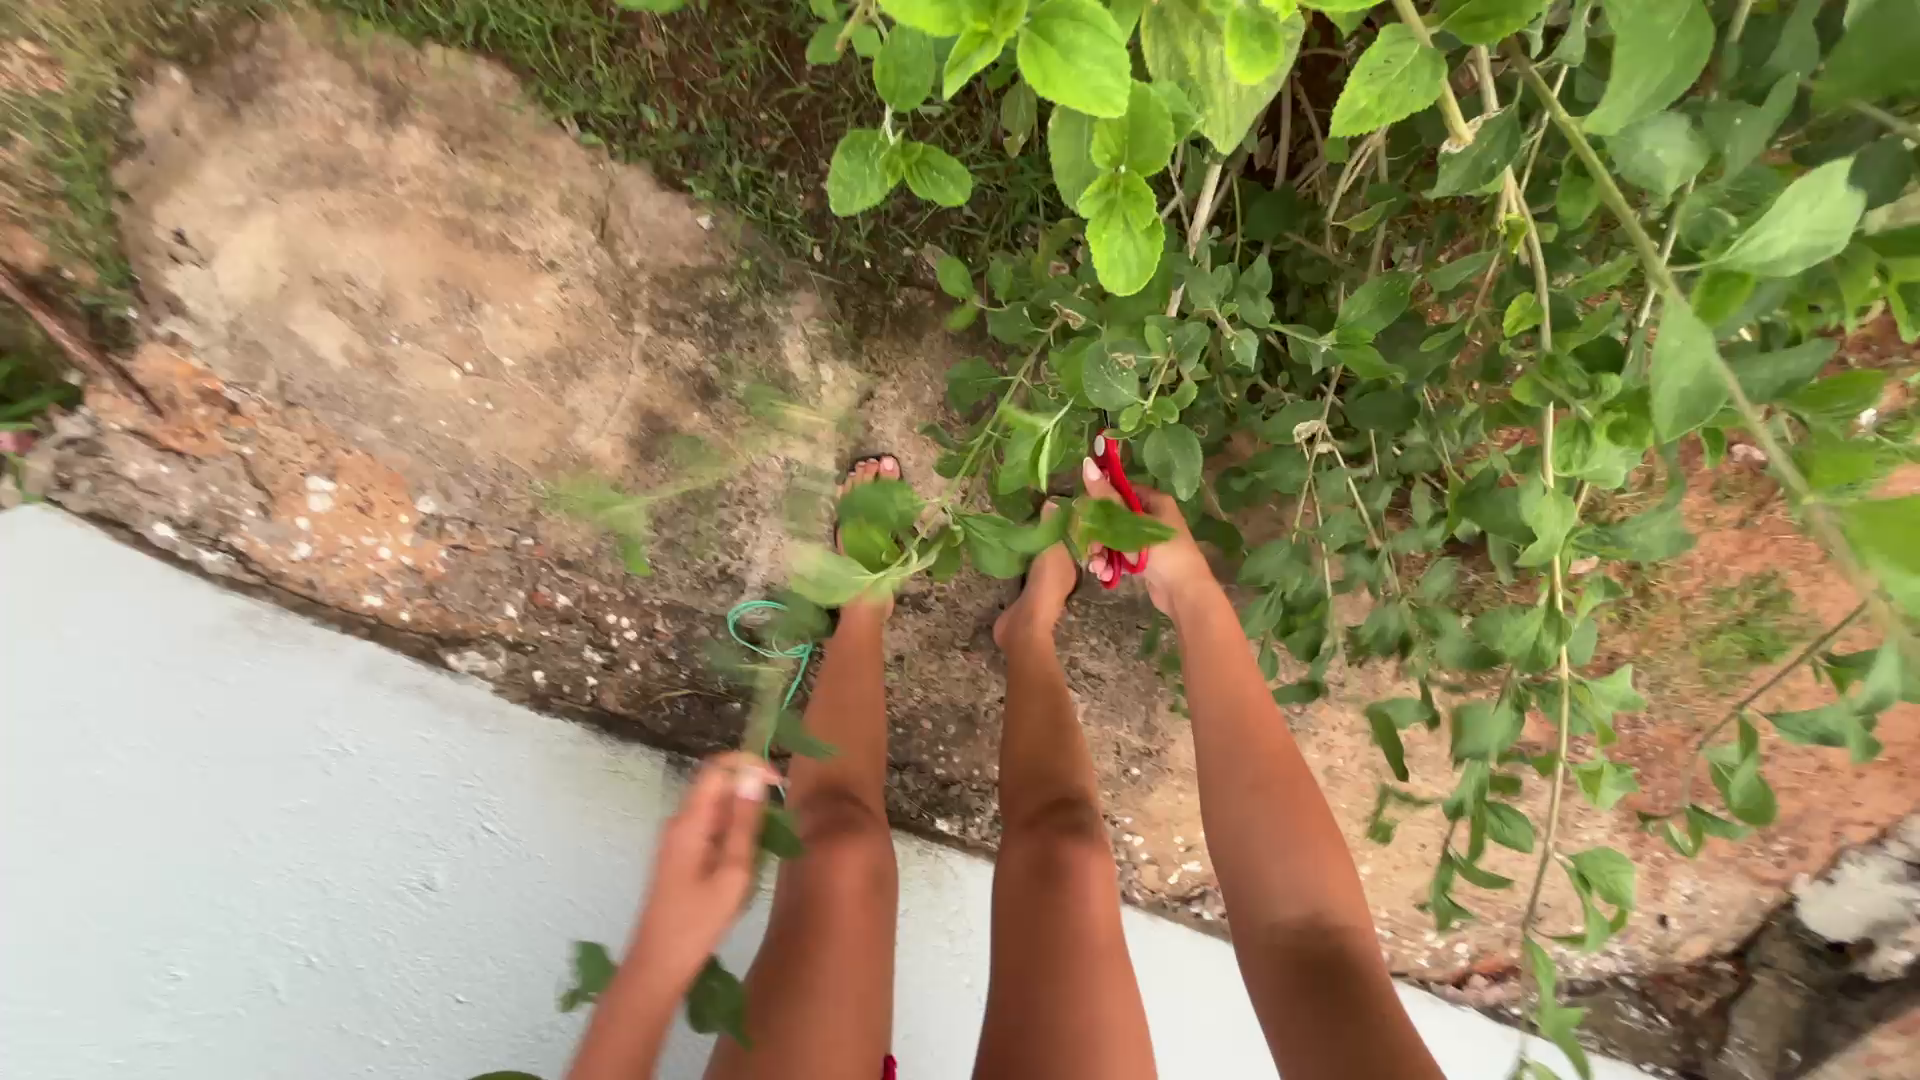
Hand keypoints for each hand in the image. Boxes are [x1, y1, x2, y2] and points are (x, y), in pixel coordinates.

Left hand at [628, 752, 779, 994]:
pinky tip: (747, 861)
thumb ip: (745, 823)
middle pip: (718, 786)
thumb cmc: (697, 923)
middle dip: (751, 792)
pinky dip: (733, 833)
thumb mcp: (732, 872)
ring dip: (744, 816)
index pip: (718, 768)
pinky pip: (711, 828)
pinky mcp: (680, 855)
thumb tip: (754, 777)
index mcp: (690, 821)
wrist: (657, 968)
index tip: (778, 782)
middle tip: (779, 820)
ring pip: (717, 808)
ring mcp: (677, 839)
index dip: (749, 764)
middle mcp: (680, 822)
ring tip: (767, 844)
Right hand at [1080, 455, 1219, 615]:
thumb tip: (1087, 463)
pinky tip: (1105, 574)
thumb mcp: (1130, 523)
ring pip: (1112, 539)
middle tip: (1091, 549)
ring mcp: (1145, 539)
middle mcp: (1149, 516)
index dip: (1099, 501)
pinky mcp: (1142, 559)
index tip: (1084, 516)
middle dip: (1097, 536)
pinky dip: (1109, 563)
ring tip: (1097, 567)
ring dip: (1100, 553)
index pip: (1118, 490)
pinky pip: (1118, 555)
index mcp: (1153, 500)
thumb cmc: (1161, 551)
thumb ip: (1107, 498)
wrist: (1183, 592)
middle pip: (1111, 517)